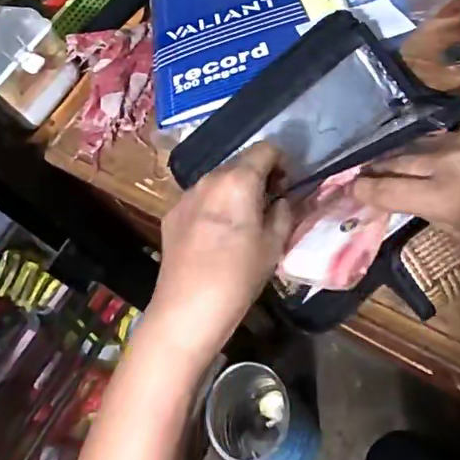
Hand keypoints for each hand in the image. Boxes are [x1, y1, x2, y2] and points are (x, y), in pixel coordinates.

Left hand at [153, 142, 293, 354]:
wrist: (187, 310)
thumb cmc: (239, 276)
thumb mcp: (274, 244)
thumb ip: (283, 212)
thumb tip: (281, 199)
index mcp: (239, 180)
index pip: (265, 149)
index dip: (281, 162)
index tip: (287, 185)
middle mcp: (210, 178)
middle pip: (240, 163)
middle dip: (258, 176)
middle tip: (269, 204)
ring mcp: (186, 195)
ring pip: (218, 181)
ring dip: (235, 191)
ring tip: (243, 222)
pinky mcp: (172, 214)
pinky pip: (200, 199)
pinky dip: (214, 206)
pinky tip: (217, 236)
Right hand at [352, 130, 459, 265]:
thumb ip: (438, 216)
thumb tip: (411, 202)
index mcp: (446, 199)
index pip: (386, 189)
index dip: (361, 190)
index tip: (346, 190)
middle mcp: (448, 162)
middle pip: (394, 160)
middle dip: (372, 169)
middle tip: (354, 175)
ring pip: (414, 145)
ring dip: (394, 155)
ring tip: (379, 164)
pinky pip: (437, 139)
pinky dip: (421, 148)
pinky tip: (416, 156)